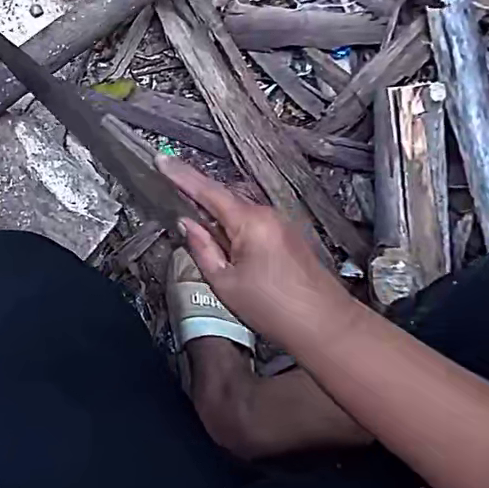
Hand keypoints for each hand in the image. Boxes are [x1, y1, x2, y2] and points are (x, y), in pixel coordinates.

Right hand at [156, 155, 357, 344]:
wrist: (327, 328)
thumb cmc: (275, 309)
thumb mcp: (224, 283)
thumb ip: (201, 248)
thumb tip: (187, 224)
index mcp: (250, 222)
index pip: (207, 190)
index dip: (180, 175)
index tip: (161, 159)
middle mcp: (267, 215)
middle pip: (222, 199)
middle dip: (198, 202)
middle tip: (174, 207)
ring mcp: (280, 224)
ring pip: (237, 214)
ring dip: (217, 223)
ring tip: (208, 246)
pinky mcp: (287, 236)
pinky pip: (252, 224)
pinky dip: (234, 231)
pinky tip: (230, 252)